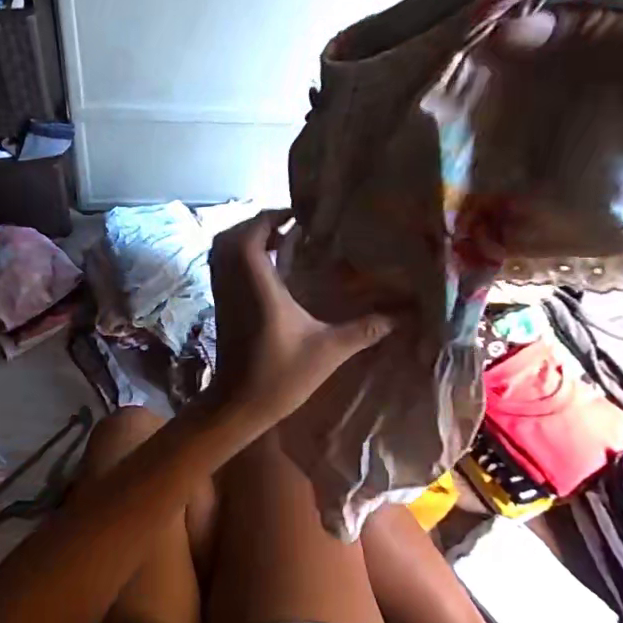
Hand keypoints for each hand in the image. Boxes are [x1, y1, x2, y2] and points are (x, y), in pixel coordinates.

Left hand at [207, 210, 395, 423]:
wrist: (237, 406)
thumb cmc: (280, 377)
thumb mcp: (328, 351)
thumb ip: (364, 330)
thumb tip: (402, 316)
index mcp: (258, 286)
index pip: (252, 235)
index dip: (270, 217)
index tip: (298, 215)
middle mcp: (235, 283)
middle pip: (232, 236)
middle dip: (259, 224)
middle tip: (291, 227)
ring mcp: (223, 295)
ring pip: (222, 251)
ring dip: (247, 239)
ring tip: (281, 242)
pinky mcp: (220, 307)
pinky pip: (223, 268)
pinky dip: (240, 257)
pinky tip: (270, 271)